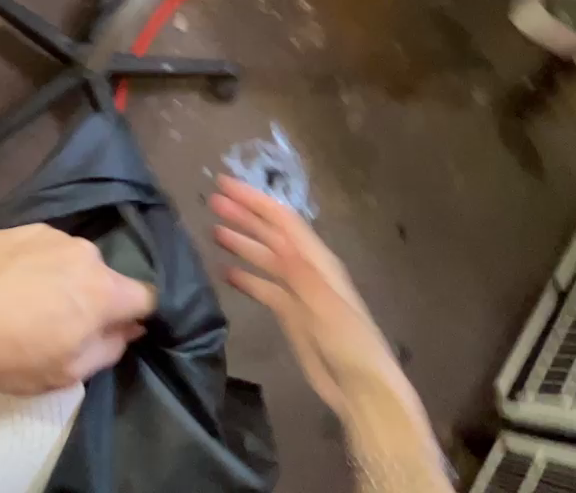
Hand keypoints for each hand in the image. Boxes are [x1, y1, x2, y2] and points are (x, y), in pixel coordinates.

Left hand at [0, 224, 155, 395]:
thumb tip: (128, 329)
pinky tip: (8, 286)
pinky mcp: (22, 227)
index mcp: (104, 290)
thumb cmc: (9, 352)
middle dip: (94, 300)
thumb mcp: (66, 372)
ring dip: (63, 280)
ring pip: (73, 261)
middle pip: (105, 278)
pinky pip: (44, 249)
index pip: (147, 296)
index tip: (120, 330)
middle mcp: (85, 253)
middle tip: (63, 326)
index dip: (139, 316)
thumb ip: (108, 349)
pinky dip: (36, 265)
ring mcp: (52, 234)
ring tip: (28, 305)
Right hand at [210, 176, 404, 416]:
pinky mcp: (290, 313)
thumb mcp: (327, 306)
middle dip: (244, 215)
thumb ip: (301, 273)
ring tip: (213, 229)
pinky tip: (223, 271)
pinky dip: (244, 276)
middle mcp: (306, 269)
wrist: (362, 390)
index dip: (255, 200)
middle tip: (213, 201)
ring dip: (241, 242)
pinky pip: (262, 287)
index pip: (282, 220)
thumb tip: (277, 239)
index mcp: (317, 261)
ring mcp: (297, 291)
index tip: (226, 184)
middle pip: (271, 234)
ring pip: (264, 258)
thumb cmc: (350, 344)